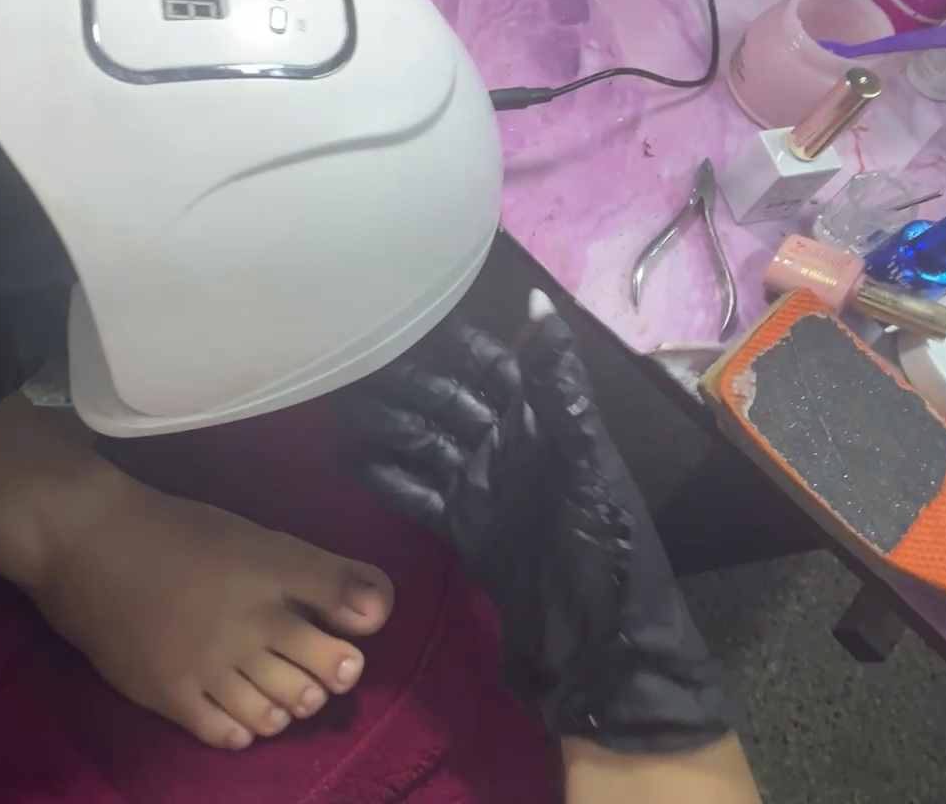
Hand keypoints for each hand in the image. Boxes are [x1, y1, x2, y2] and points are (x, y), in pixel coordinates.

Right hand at [337, 299, 729, 752]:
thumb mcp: (584, 458)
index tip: (402, 312)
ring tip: (339, 402)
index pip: (488, 363)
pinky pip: (416, 491)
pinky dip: (386, 477)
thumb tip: (535, 302)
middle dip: (402, 378)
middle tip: (350, 356)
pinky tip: (350, 459)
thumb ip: (558, 384)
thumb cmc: (605, 543)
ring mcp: (481, 483)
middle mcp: (506, 442)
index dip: (449, 339)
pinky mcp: (462, 524)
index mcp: (542, 418)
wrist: (602, 644)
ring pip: (423, 440)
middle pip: (444, 398)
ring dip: (385, 422)